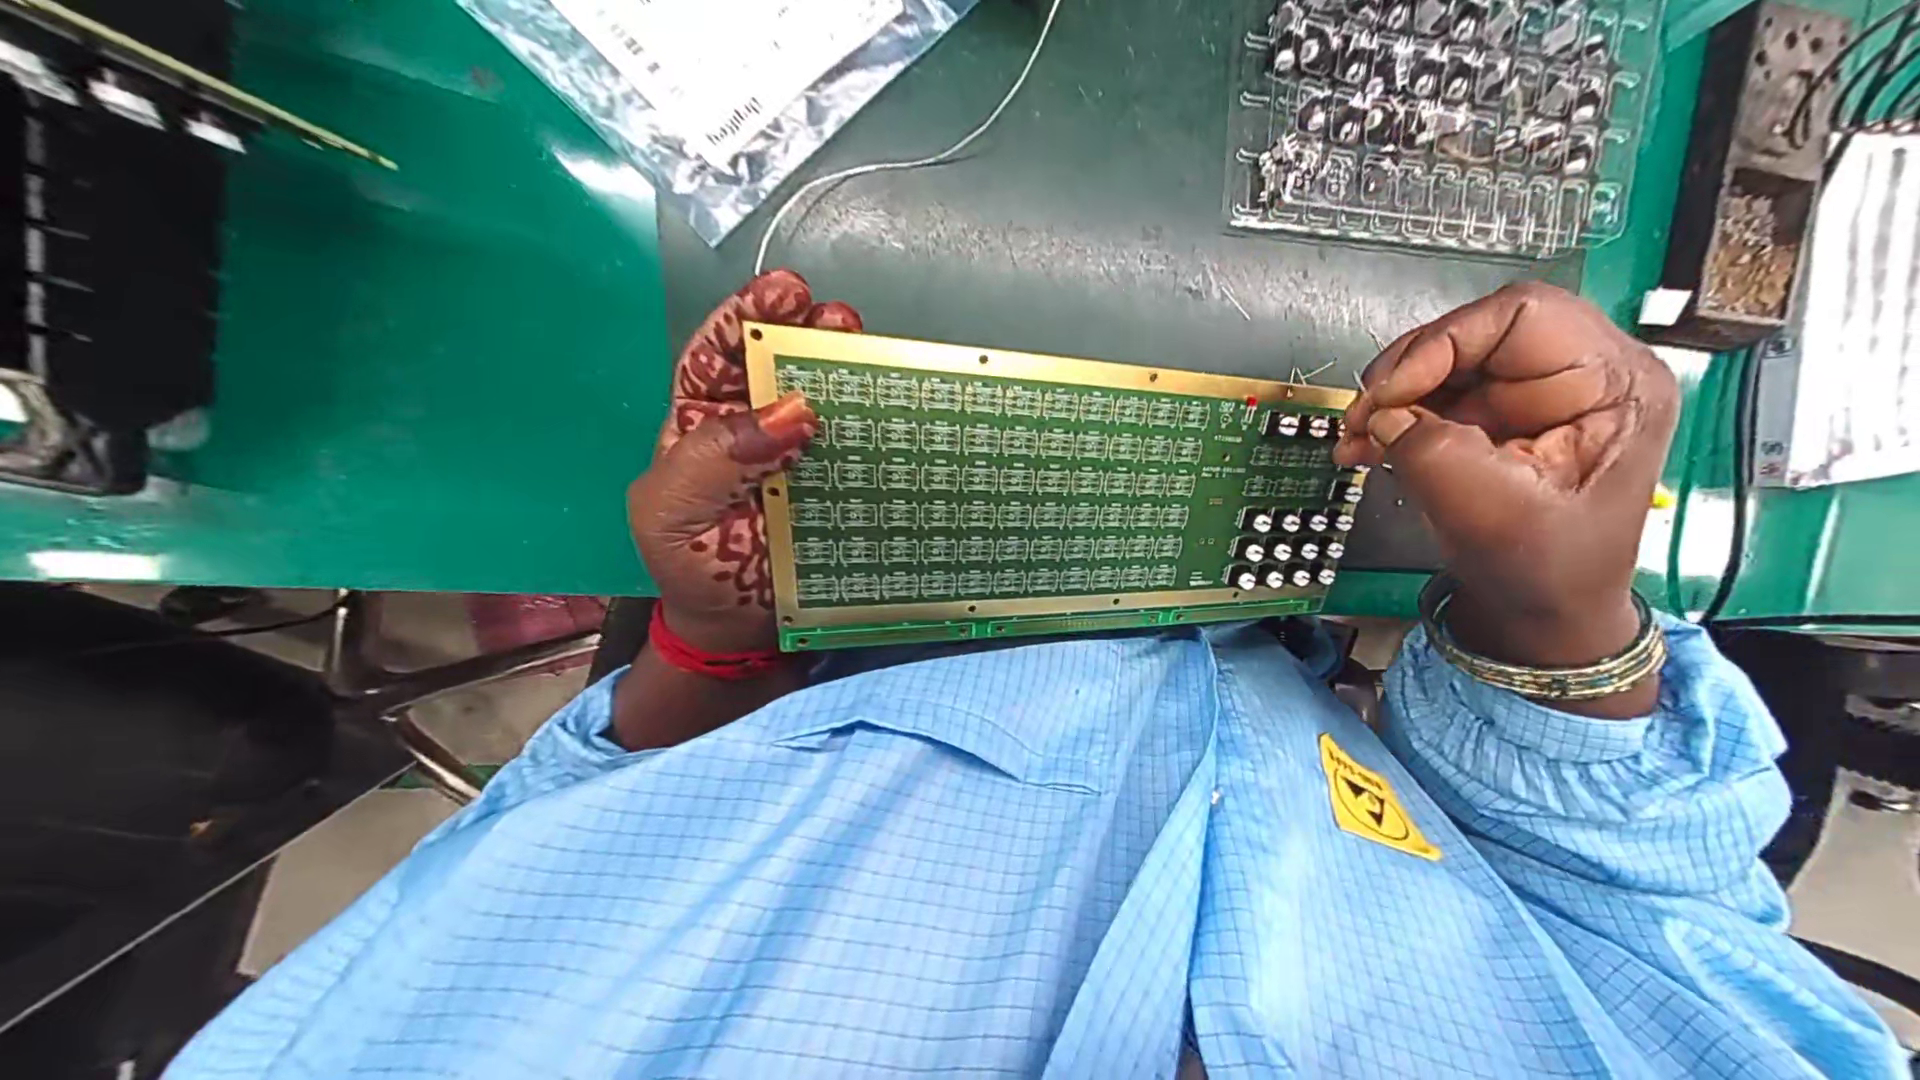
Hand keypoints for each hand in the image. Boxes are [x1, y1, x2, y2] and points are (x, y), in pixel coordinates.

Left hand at [628, 269, 861, 653]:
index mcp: (703, 422)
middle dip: (807, 333)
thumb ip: (717, 459)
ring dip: (848, 370)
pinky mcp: (838, 483)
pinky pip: (855, 446)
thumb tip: (796, 411)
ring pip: (824, 398)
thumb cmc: (694, 568)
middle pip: (780, 365)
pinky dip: (873, 423)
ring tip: (871, 353)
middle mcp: (755, 427)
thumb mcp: (674, 511)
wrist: (739, 627)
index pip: (720, 355)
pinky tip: (891, 405)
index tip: (787, 292)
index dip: (749, 317)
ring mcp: (802, 455)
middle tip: (839, 322)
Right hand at [1332, 283, 1677, 680]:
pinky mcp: (1488, 418)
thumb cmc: (1543, 567)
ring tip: (1355, 440)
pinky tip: (1363, 447)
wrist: (1541, 609)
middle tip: (1360, 420)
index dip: (1440, 344)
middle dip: (1403, 373)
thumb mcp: (1490, 512)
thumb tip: (1380, 417)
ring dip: (1386, 400)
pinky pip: (1426, 398)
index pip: (1519, 315)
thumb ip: (1432, 452)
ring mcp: (1525, 396)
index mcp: (1608, 384)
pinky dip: (1386, 419)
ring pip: (1438, 364)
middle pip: (1470, 334)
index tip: (1387, 397)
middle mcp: (1570, 374)